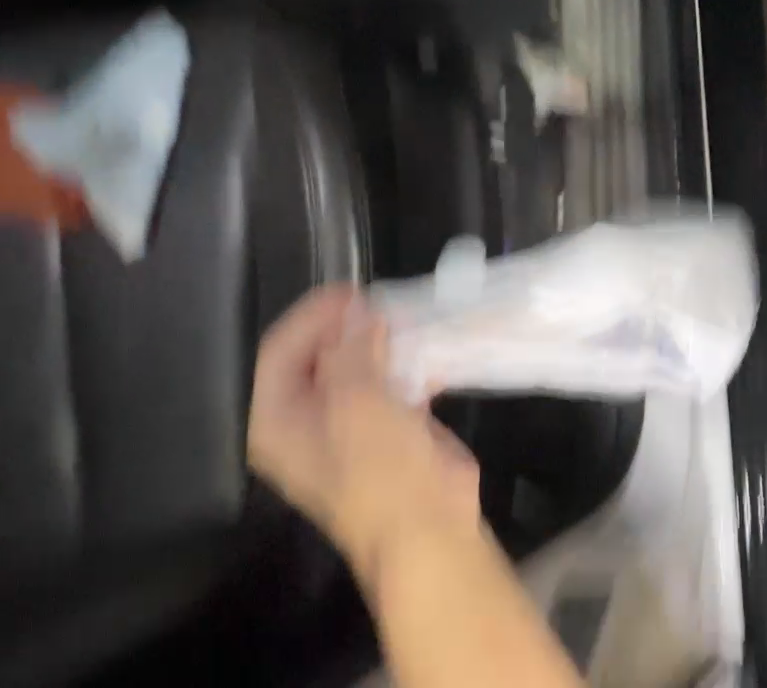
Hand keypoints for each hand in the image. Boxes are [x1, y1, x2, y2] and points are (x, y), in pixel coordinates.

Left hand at [248, 285, 481, 572]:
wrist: (426, 524)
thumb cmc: (381, 471)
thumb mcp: (358, 406)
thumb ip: (353, 354)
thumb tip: (359, 312)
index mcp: (279, 419)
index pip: (281, 352)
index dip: (314, 317)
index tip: (354, 291)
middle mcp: (309, 418)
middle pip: (322, 357)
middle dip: (353, 326)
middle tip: (389, 302)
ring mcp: (352, 423)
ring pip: (362, 367)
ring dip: (387, 342)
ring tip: (415, 320)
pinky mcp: (393, 427)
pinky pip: (395, 383)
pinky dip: (414, 364)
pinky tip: (438, 353)